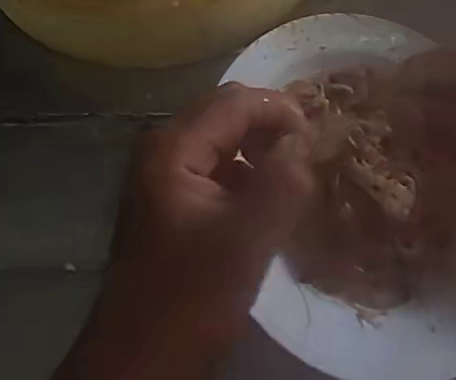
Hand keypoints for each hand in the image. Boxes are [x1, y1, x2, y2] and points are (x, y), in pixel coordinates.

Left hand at [55, 83, 313, 379]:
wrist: (138, 357)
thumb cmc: (190, 296)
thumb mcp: (246, 242)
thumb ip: (280, 185)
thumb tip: (302, 139)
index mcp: (173, 146)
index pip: (233, 102)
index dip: (278, 109)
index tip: (317, 134)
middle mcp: (161, 145)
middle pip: (223, 111)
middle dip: (267, 123)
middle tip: (307, 150)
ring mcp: (160, 169)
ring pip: (217, 135)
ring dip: (255, 145)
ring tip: (291, 172)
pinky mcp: (166, 194)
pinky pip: (210, 162)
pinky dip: (240, 167)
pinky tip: (263, 195)